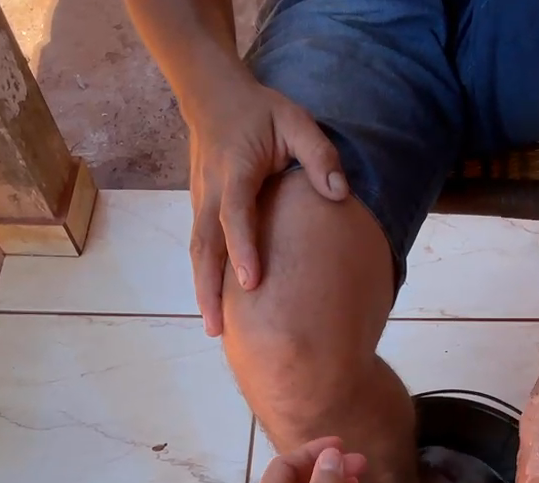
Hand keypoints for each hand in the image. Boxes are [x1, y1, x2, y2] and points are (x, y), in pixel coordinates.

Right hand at [184, 76, 348, 335]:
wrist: (211, 96)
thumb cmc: (261, 112)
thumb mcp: (296, 120)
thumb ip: (319, 154)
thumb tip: (341, 194)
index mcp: (236, 170)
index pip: (236, 214)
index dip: (241, 248)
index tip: (251, 283)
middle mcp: (211, 192)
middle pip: (204, 246)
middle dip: (209, 287)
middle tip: (217, 328)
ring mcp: (201, 203)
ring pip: (198, 252)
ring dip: (203, 291)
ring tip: (214, 329)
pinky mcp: (200, 211)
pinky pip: (202, 249)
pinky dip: (205, 278)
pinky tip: (216, 307)